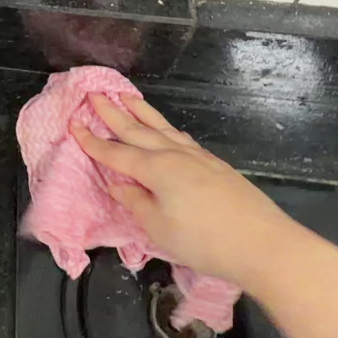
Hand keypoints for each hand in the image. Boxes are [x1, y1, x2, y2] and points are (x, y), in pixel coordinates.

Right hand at [71, 96, 322, 292]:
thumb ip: (135, 202)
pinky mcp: (215, 165)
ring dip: (141, 111)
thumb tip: (117, 184)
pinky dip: (165, 127)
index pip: (115, 153)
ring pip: (161, 127)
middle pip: (136, 129)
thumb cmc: (204, 241)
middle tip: (94, 94)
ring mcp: (197, 157)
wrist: (264, 244)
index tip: (74, 124)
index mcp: (155, 169)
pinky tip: (166, 129)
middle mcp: (173, 155)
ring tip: (125, 96)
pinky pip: (180, 137)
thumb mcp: (159, 228)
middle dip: (112, 112)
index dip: (92, 141)